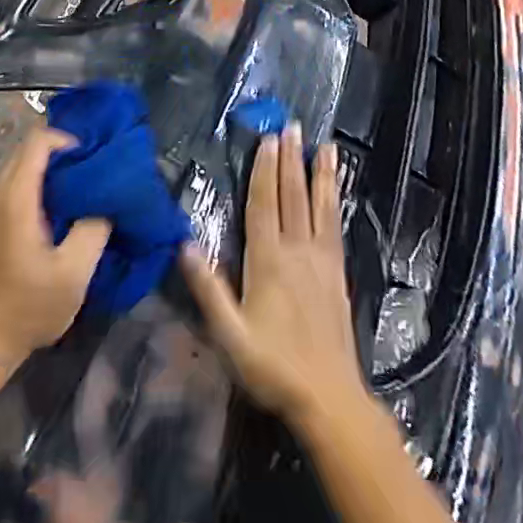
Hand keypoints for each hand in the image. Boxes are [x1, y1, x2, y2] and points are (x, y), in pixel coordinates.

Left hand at [0, 127, 112, 364]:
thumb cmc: (31, 305)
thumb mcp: (74, 270)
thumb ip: (94, 227)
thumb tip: (108, 200)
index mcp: (16, 198)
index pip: (38, 142)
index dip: (69, 141)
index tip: (96, 160)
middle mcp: (0, 193)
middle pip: (30, 149)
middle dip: (65, 151)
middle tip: (97, 170)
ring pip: (25, 164)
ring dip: (56, 167)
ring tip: (88, 186)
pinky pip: (21, 182)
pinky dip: (46, 182)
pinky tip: (69, 205)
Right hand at [181, 124, 364, 423]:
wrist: (328, 396)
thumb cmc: (272, 366)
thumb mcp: (229, 335)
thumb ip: (209, 289)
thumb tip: (185, 244)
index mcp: (268, 261)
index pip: (263, 205)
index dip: (264, 170)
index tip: (267, 139)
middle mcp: (297, 252)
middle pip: (292, 197)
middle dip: (290, 160)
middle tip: (292, 126)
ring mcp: (321, 262)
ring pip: (320, 208)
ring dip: (321, 175)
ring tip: (326, 146)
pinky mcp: (337, 275)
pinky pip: (335, 228)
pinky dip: (335, 203)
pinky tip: (335, 193)